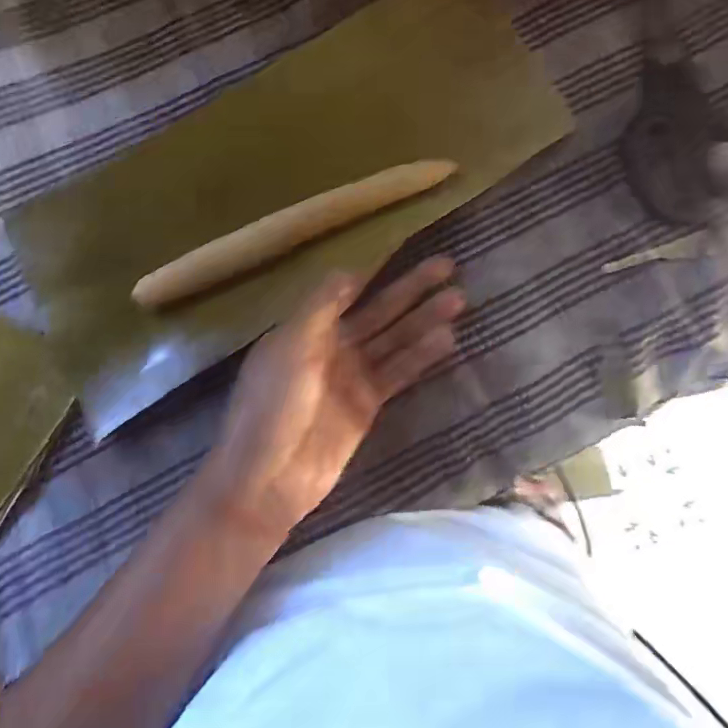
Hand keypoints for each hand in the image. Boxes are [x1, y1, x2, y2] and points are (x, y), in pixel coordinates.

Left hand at [193, 258, 464, 540]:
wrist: (268, 477)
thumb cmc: (272, 405)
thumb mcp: (290, 347)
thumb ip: (320, 308)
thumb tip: (351, 272)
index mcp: (305, 327)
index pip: (347, 290)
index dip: (376, 271)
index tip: (408, 250)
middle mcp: (329, 346)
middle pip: (376, 311)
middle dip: (409, 289)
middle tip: (448, 265)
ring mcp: (349, 376)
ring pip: (393, 340)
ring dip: (423, 320)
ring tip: (458, 299)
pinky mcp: (366, 405)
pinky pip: (397, 373)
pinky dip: (420, 357)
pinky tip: (446, 339)